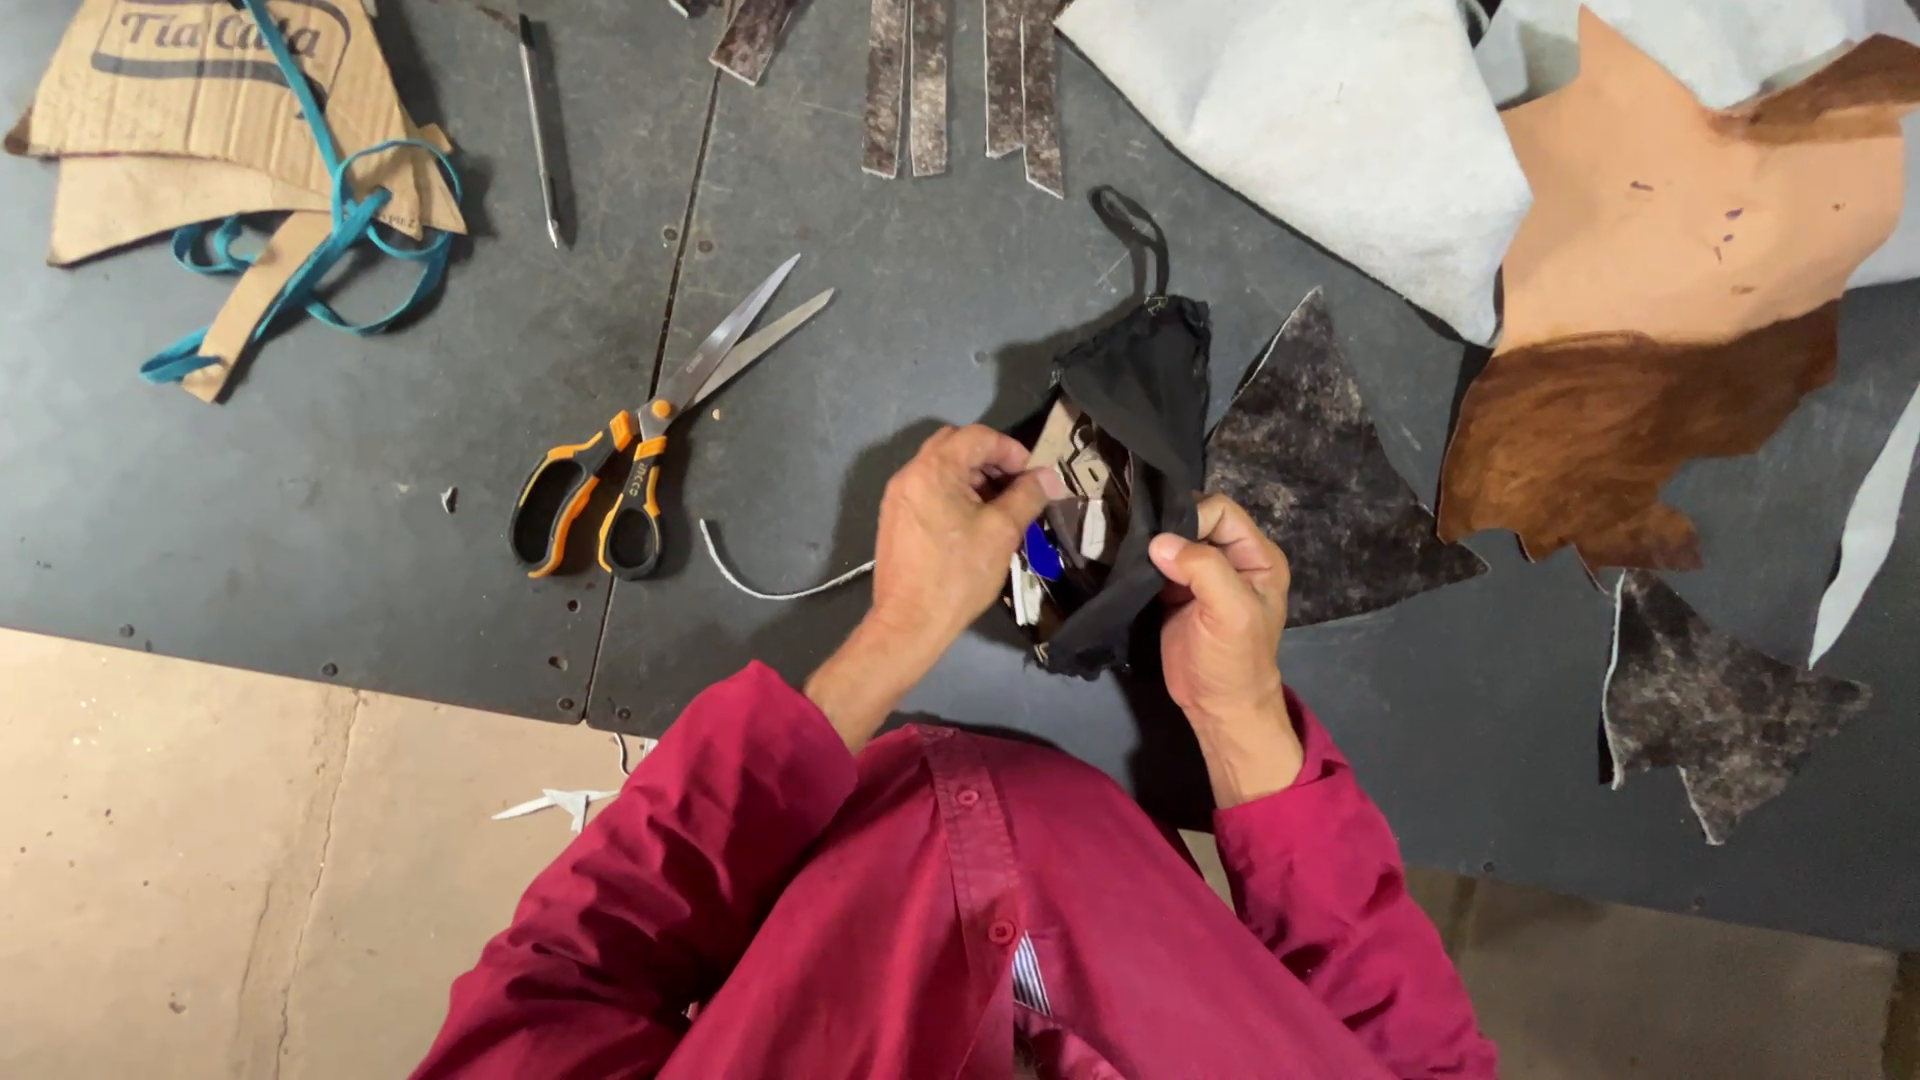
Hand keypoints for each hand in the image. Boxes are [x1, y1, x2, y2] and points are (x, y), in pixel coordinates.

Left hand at [867, 424, 1063, 658]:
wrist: (910, 621)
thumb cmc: (958, 575)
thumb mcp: (1002, 532)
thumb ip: (1027, 496)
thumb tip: (1048, 477)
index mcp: (933, 470)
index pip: (978, 437)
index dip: (1011, 450)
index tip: (1032, 476)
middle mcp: (909, 475)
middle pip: (955, 446)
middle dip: (991, 460)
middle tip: (1015, 487)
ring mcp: (898, 497)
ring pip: (941, 469)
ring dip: (973, 478)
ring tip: (999, 508)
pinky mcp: (895, 519)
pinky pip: (928, 490)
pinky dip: (953, 493)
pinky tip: (972, 523)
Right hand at [1149, 495, 1302, 804]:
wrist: (1217, 707)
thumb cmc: (1234, 660)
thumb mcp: (1231, 612)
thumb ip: (1203, 569)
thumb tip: (1158, 542)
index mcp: (1257, 556)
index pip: (1221, 511)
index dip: (1192, 518)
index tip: (1165, 541)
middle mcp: (1231, 559)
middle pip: (1194, 520)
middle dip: (1167, 527)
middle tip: (1137, 539)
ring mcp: (1200, 576)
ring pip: (1172, 541)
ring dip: (1150, 544)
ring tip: (1126, 549)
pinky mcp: (1173, 592)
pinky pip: (1156, 564)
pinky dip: (1140, 563)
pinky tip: (1125, 564)